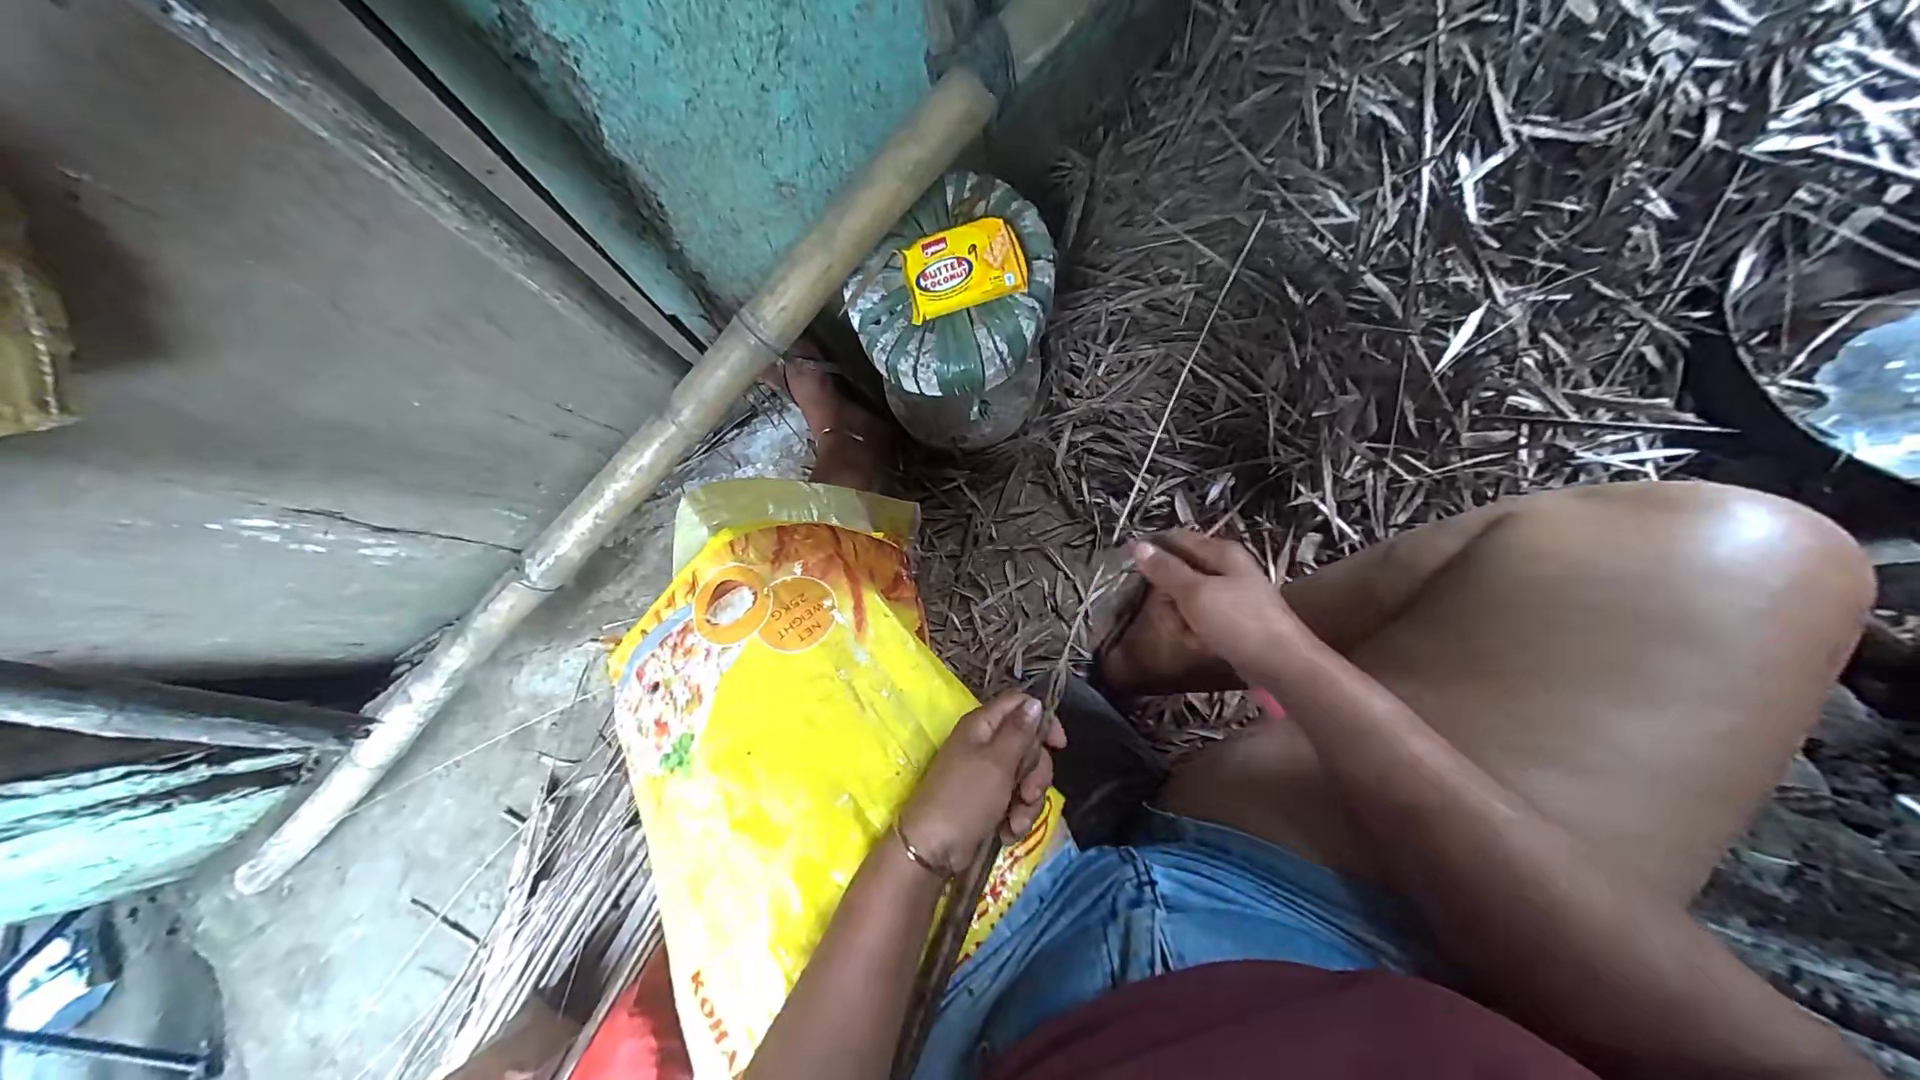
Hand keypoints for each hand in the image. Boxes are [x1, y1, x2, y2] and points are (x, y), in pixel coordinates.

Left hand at [896, 691, 1066, 873]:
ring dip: (1028, 801)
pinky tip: (1008, 831)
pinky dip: (1017, 816)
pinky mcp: (989, 799)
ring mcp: (986, 773)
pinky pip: (1016, 800)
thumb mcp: (997, 762)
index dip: (1043, 720)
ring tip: (1015, 821)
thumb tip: (1036, 702)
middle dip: (1036, 773)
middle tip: (1027, 792)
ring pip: (1026, 776)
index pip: (1020, 704)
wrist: (932, 849)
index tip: (1059, 745)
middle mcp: (985, 744)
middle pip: (1029, 744)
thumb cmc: (964, 798)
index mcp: (982, 725)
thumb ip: (1019, 731)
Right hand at [1130, 531, 1307, 679]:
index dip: (1154, 552)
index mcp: (1222, 553)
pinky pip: (1200, 620)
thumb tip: (1139, 547)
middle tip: (1170, 610)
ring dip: (1180, 617)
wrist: (1282, 666)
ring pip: (1187, 599)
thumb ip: (1165, 570)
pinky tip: (1201, 643)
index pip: (1177, 539)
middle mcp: (1227, 569)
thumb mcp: (1195, 593)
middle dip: (1168, 594)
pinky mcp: (1233, 621)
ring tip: (1190, 632)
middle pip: (1179, 572)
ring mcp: (1231, 596)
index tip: (1134, 571)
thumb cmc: (1239, 623)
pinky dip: (1196, 632)